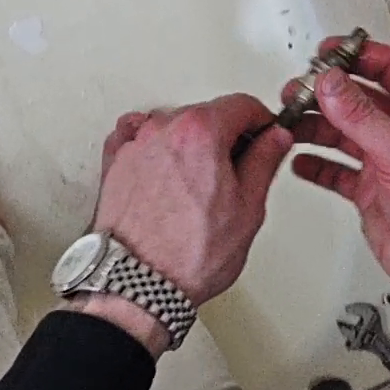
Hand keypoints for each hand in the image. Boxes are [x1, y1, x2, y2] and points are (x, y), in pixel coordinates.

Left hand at [86, 94, 294, 347]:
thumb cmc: (187, 256)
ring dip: (192, 146)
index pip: (242, 104)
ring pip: (175, 129)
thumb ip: (264, 161)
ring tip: (201, 188)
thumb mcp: (248, 208)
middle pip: (207, 115)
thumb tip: (274, 139)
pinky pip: (140, 141)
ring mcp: (134, 145)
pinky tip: (169, 176)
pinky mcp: (115, 164)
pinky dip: (157, 151)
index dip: (262, 121)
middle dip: (227, 137)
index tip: (267, 136)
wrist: (137, 284)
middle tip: (240, 171)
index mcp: (200, 131)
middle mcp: (162, 129)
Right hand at [289, 39, 389, 362]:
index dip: (358, 56)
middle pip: (360, 99)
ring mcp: (388, 161)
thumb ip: (363, 117)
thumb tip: (333, 84)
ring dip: (316, 126)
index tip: (326, 52)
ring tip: (291, 123)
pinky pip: (337, 169)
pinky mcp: (372, 190)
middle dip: (327, 93)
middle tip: (299, 90)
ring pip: (344, 132)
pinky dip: (317, 164)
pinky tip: (301, 161)